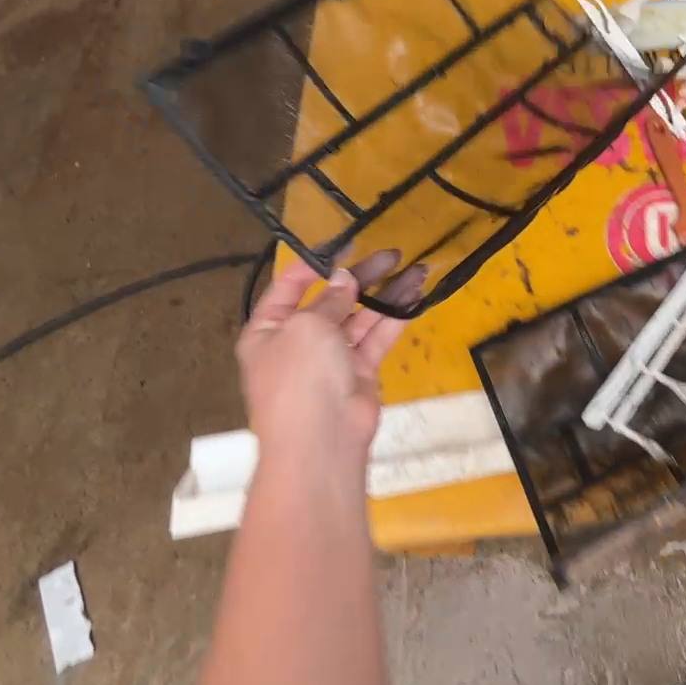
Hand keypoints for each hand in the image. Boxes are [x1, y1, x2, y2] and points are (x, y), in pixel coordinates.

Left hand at [235, 250, 425, 470]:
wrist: (321, 439)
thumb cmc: (300, 376)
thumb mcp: (307, 326)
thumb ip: (329, 299)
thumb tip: (344, 278)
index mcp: (269, 330)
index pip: (288, 288)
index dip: (314, 265)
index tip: (345, 244)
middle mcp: (299, 341)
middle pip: (333, 300)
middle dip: (362, 276)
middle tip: (392, 254)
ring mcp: (332, 358)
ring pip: (361, 317)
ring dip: (387, 294)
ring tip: (417, 269)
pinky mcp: (361, 371)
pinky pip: (378, 338)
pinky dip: (396, 318)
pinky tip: (416, 296)